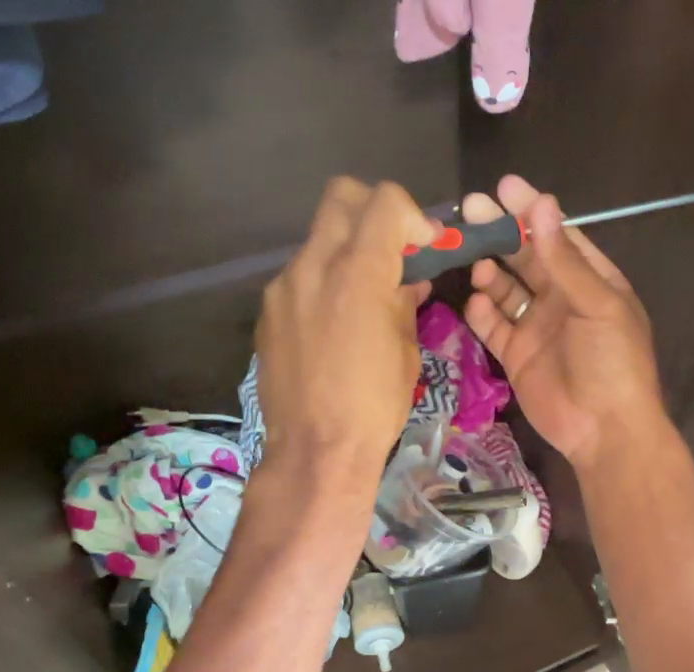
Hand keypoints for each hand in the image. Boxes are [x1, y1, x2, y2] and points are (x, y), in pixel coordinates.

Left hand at [255, 178, 436, 477]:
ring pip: (318, 240)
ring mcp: (284, 287)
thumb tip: (408, 280)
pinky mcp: (268, 313)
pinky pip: (300, 278)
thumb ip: (404, 301)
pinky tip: (334, 326)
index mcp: (357, 271)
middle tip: (394, 251)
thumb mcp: (406, 351)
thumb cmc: (374, 405)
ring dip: (346, 252)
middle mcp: (313, 265)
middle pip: (342, 198)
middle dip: (375, 214)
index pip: (385, 201)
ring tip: (363, 297)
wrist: (316, 450)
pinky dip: (322, 284)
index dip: (413, 216)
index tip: (425, 247)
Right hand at [461, 175, 664, 470]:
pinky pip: (493, 326)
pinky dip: (481, 312)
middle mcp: (562, 299)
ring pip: (506, 288)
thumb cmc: (613, 362)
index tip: (505, 187)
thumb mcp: (597, 305)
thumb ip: (566, 259)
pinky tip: (475, 301)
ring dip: (489, 270)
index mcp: (591, 281)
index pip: (558, 236)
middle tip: (472, 208)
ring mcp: (537, 327)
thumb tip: (543, 204)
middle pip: (527, 257)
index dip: (532, 212)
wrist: (604, 429)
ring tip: (470, 255)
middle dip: (502, 233)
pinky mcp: (516, 355)